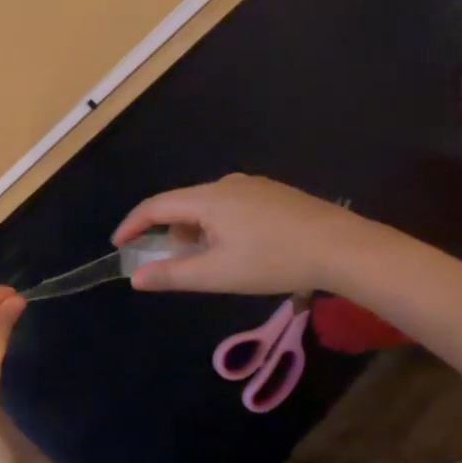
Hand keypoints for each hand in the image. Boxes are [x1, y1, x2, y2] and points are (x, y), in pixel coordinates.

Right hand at [111, 174, 371, 294]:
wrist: (343, 248)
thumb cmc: (273, 261)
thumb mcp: (217, 274)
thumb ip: (172, 275)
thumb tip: (137, 277)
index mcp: (207, 199)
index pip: (156, 206)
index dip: (132, 225)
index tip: (119, 245)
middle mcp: (227, 184)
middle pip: (182, 204)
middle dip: (167, 232)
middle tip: (167, 262)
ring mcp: (254, 187)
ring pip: (208, 206)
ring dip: (194, 232)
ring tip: (204, 262)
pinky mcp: (275, 195)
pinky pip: (231, 207)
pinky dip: (218, 227)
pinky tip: (236, 250)